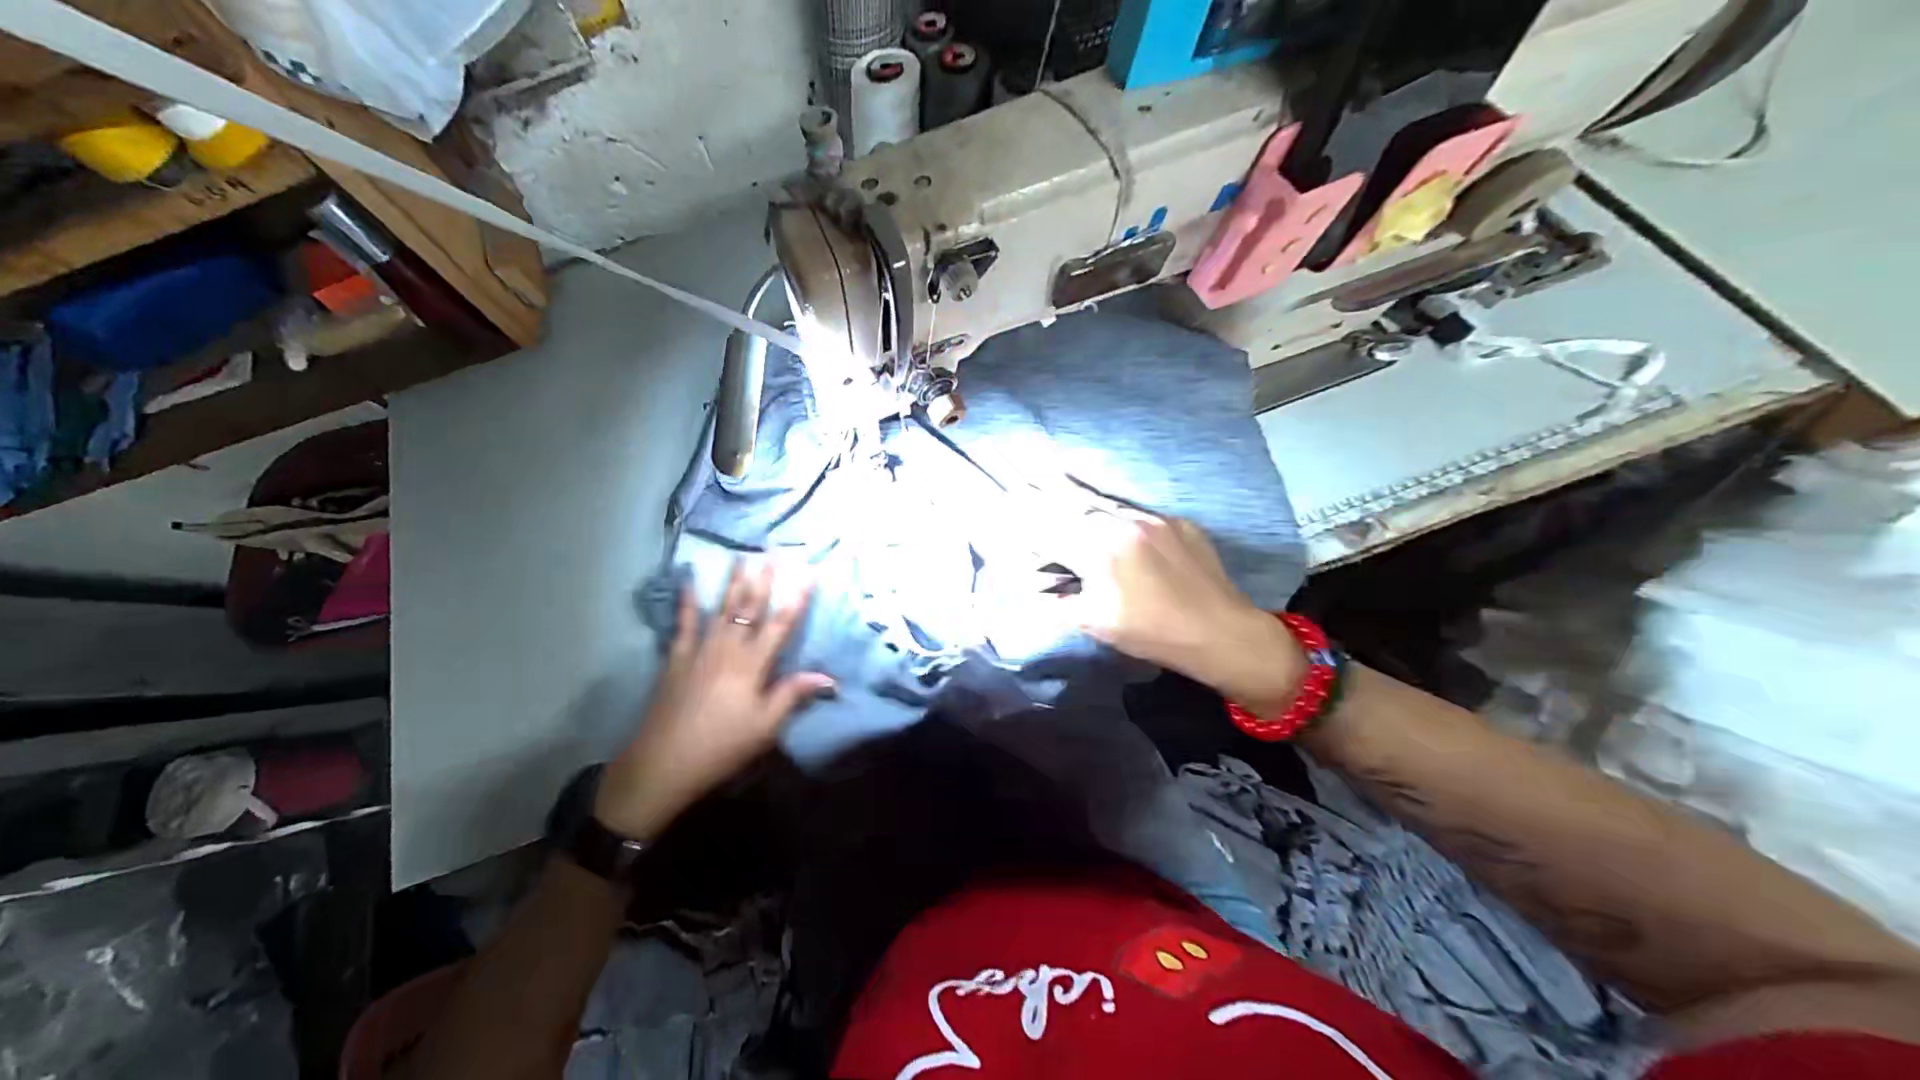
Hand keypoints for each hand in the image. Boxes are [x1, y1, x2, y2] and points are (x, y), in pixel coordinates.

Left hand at [594, 561, 833, 840]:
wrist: (664, 763)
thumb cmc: (722, 746)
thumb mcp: (765, 727)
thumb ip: (793, 695)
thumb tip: (828, 676)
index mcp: (753, 665)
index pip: (780, 625)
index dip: (797, 599)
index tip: (808, 574)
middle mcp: (728, 649)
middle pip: (749, 608)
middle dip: (763, 579)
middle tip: (772, 553)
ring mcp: (699, 650)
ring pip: (721, 609)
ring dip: (733, 582)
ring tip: (741, 557)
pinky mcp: (676, 658)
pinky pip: (684, 623)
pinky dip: (688, 601)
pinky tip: (689, 582)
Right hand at [1052, 510, 1305, 714]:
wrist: (1222, 633)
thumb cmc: (1153, 633)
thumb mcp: (1095, 624)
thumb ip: (1058, 602)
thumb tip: (1038, 587)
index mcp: (1101, 548)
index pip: (1052, 527)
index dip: (1030, 522)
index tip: (1015, 510)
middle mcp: (1125, 523)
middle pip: (1077, 505)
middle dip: (1051, 500)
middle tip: (1030, 490)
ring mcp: (1156, 519)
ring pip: (1108, 504)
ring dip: (1084, 504)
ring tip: (1062, 492)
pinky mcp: (1179, 523)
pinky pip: (1138, 513)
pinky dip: (1118, 517)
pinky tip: (1114, 525)